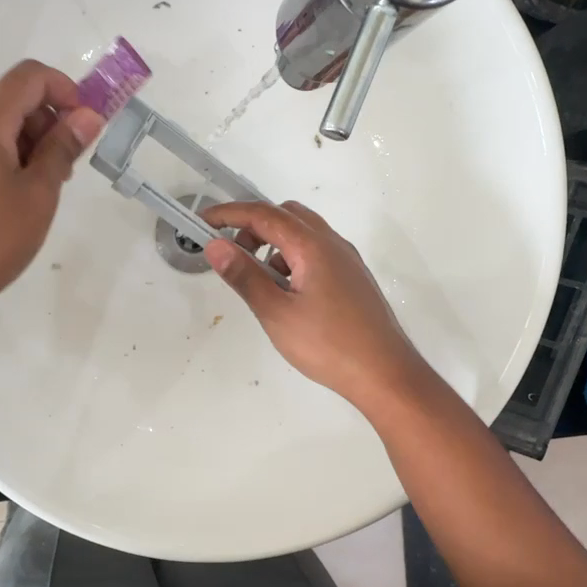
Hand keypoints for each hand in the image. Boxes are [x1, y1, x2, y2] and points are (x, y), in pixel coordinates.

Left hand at [0, 60, 105, 321]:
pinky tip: (18, 199)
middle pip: (12, 99)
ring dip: (31, 143)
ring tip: (45, 188)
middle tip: (69, 165)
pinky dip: (8, 159)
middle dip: (49, 120)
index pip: (28, 76)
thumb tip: (87, 117)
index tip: (86, 124)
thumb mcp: (38, 195)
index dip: (65, 90)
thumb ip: (62, 149)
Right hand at [202, 200, 430, 408]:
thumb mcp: (276, 313)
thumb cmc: (327, 345)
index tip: (202, 221)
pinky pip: (316, 252)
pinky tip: (286, 293)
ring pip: (304, 233)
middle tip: (231, 254)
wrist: (384, 373)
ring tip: (258, 280)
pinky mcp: (352, 279)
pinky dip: (292, 258)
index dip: (229, 213)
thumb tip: (214, 246)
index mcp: (313, 246)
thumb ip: (244, 276)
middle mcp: (333, 244)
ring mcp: (347, 261)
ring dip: (273, 243)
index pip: (264, 214)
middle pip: (287, 215)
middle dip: (253, 226)